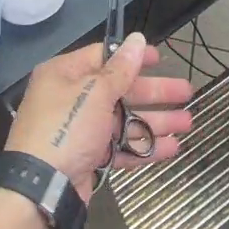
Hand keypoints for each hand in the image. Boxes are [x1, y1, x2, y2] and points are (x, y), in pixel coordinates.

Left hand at [4, 33, 192, 201]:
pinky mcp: (87, 158)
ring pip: (123, 120)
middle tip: (187, 92)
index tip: (161, 58)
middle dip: (154, 93)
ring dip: (155, 121)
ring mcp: (79, 130)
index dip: (133, 57)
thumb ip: (120, 69)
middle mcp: (70, 98)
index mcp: (65, 74)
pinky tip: (171, 148)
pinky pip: (119, 147)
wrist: (40, 188)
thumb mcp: (94, 93)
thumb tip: (137, 39)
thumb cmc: (65, 129)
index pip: (103, 56)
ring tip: (188, 123)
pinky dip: (142, 147)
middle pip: (119, 90)